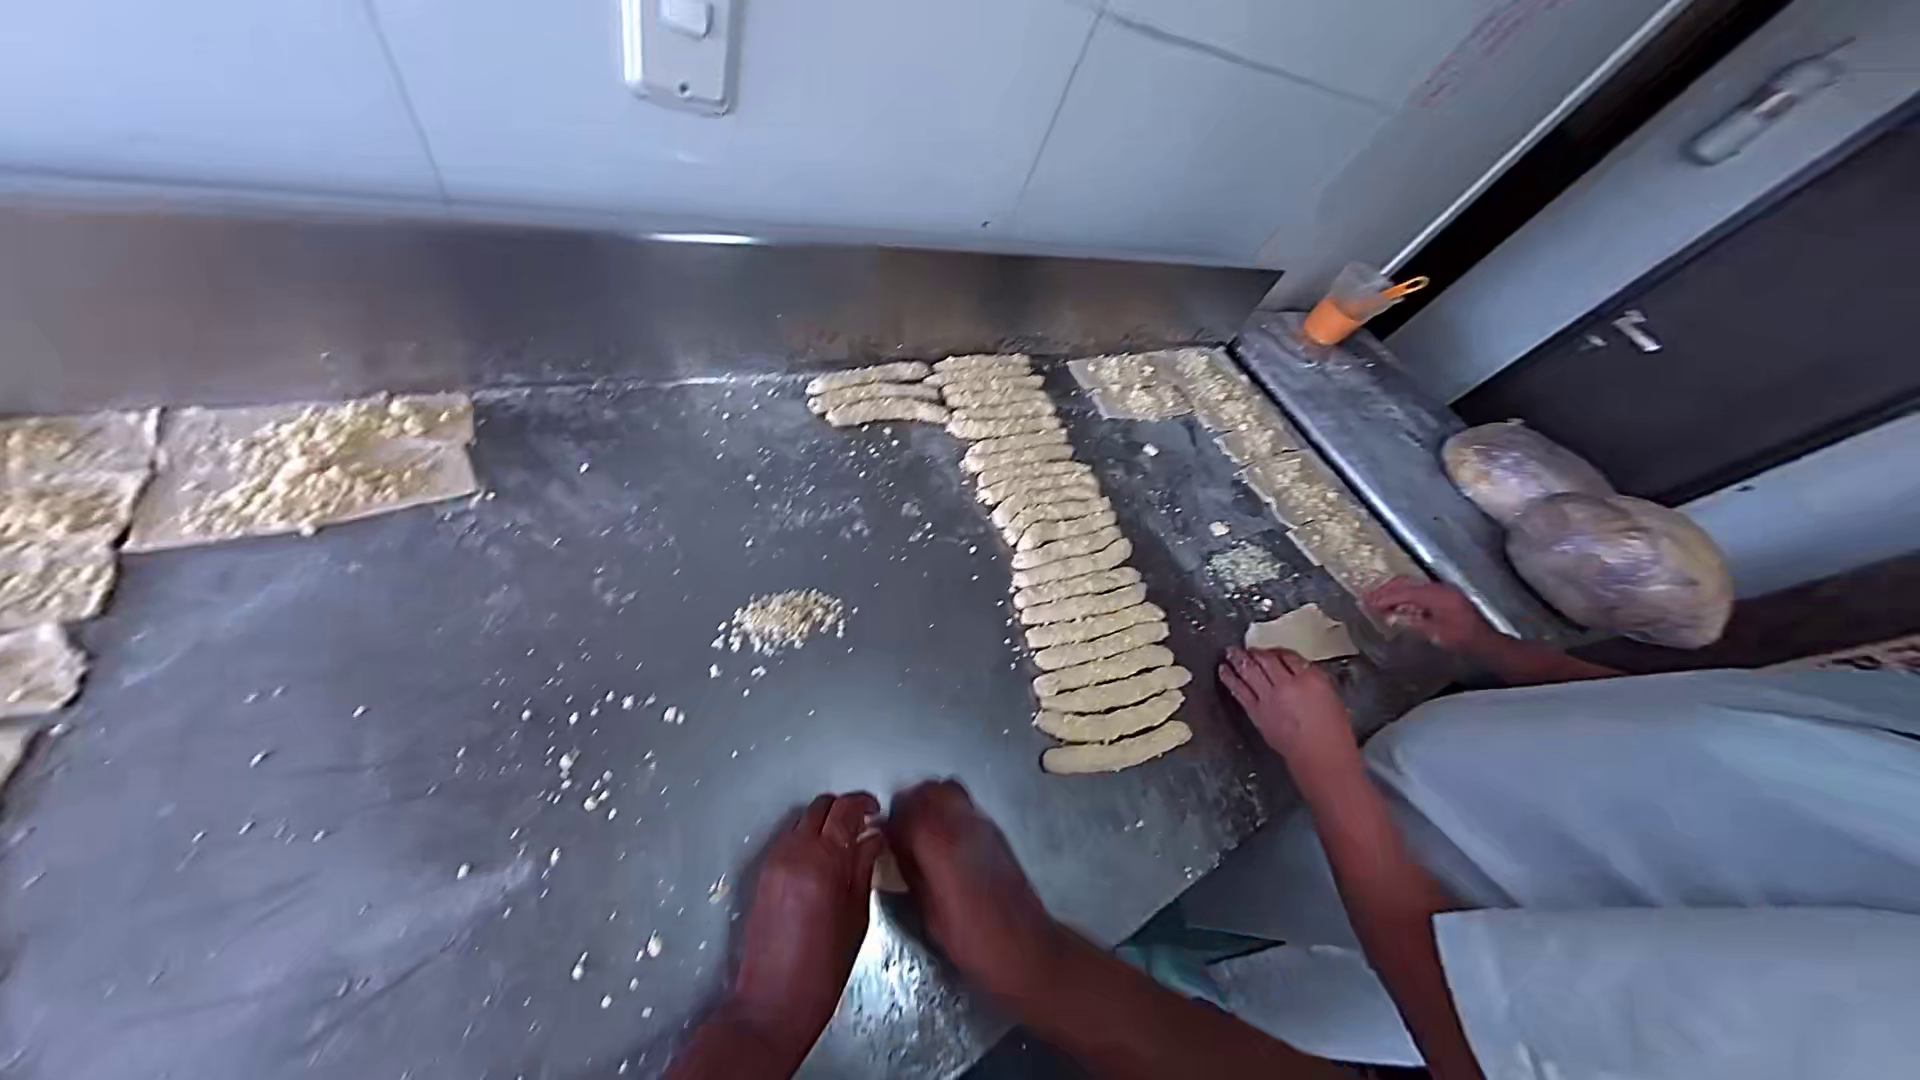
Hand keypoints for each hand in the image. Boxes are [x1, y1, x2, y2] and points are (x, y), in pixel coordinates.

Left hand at [732, 792, 881, 1058]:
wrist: (772, 1003)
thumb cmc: (822, 969)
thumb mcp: (857, 915)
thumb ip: (864, 867)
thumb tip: (872, 838)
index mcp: (823, 860)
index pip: (844, 808)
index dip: (863, 803)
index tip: (874, 810)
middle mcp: (795, 852)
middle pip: (821, 806)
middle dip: (843, 809)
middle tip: (862, 825)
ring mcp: (775, 861)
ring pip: (803, 820)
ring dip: (824, 823)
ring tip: (844, 845)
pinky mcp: (763, 874)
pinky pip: (789, 839)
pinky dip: (807, 838)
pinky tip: (822, 861)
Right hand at [887, 780, 1063, 1000]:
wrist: (1026, 949)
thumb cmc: (974, 942)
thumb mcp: (929, 913)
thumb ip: (910, 872)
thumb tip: (895, 849)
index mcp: (941, 845)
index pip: (905, 810)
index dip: (890, 821)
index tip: (883, 834)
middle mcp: (963, 825)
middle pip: (928, 789)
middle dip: (909, 803)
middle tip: (899, 826)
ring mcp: (982, 824)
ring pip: (948, 789)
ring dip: (930, 802)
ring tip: (921, 828)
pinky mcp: (995, 830)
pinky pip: (964, 803)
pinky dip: (948, 809)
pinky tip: (944, 837)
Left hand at [1218, 646, 1354, 761]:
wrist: (1320, 757)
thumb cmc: (1334, 733)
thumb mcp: (1333, 698)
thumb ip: (1313, 682)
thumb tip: (1300, 674)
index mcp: (1311, 678)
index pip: (1289, 657)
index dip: (1278, 651)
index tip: (1272, 651)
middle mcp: (1287, 683)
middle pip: (1266, 660)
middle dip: (1255, 652)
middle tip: (1247, 647)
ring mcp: (1269, 697)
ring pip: (1249, 671)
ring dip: (1238, 659)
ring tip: (1230, 652)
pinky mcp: (1256, 711)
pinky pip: (1239, 690)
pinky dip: (1230, 678)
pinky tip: (1223, 671)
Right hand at [1364, 578, 1503, 655]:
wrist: (1488, 644)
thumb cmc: (1461, 640)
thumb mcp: (1434, 633)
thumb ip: (1409, 621)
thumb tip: (1386, 614)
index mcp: (1437, 596)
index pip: (1403, 592)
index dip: (1382, 597)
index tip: (1365, 603)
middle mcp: (1439, 588)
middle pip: (1405, 583)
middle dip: (1384, 591)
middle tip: (1366, 599)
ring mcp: (1443, 590)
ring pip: (1410, 584)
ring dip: (1392, 591)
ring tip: (1377, 601)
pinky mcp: (1445, 595)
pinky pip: (1418, 589)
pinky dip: (1403, 594)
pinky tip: (1395, 603)